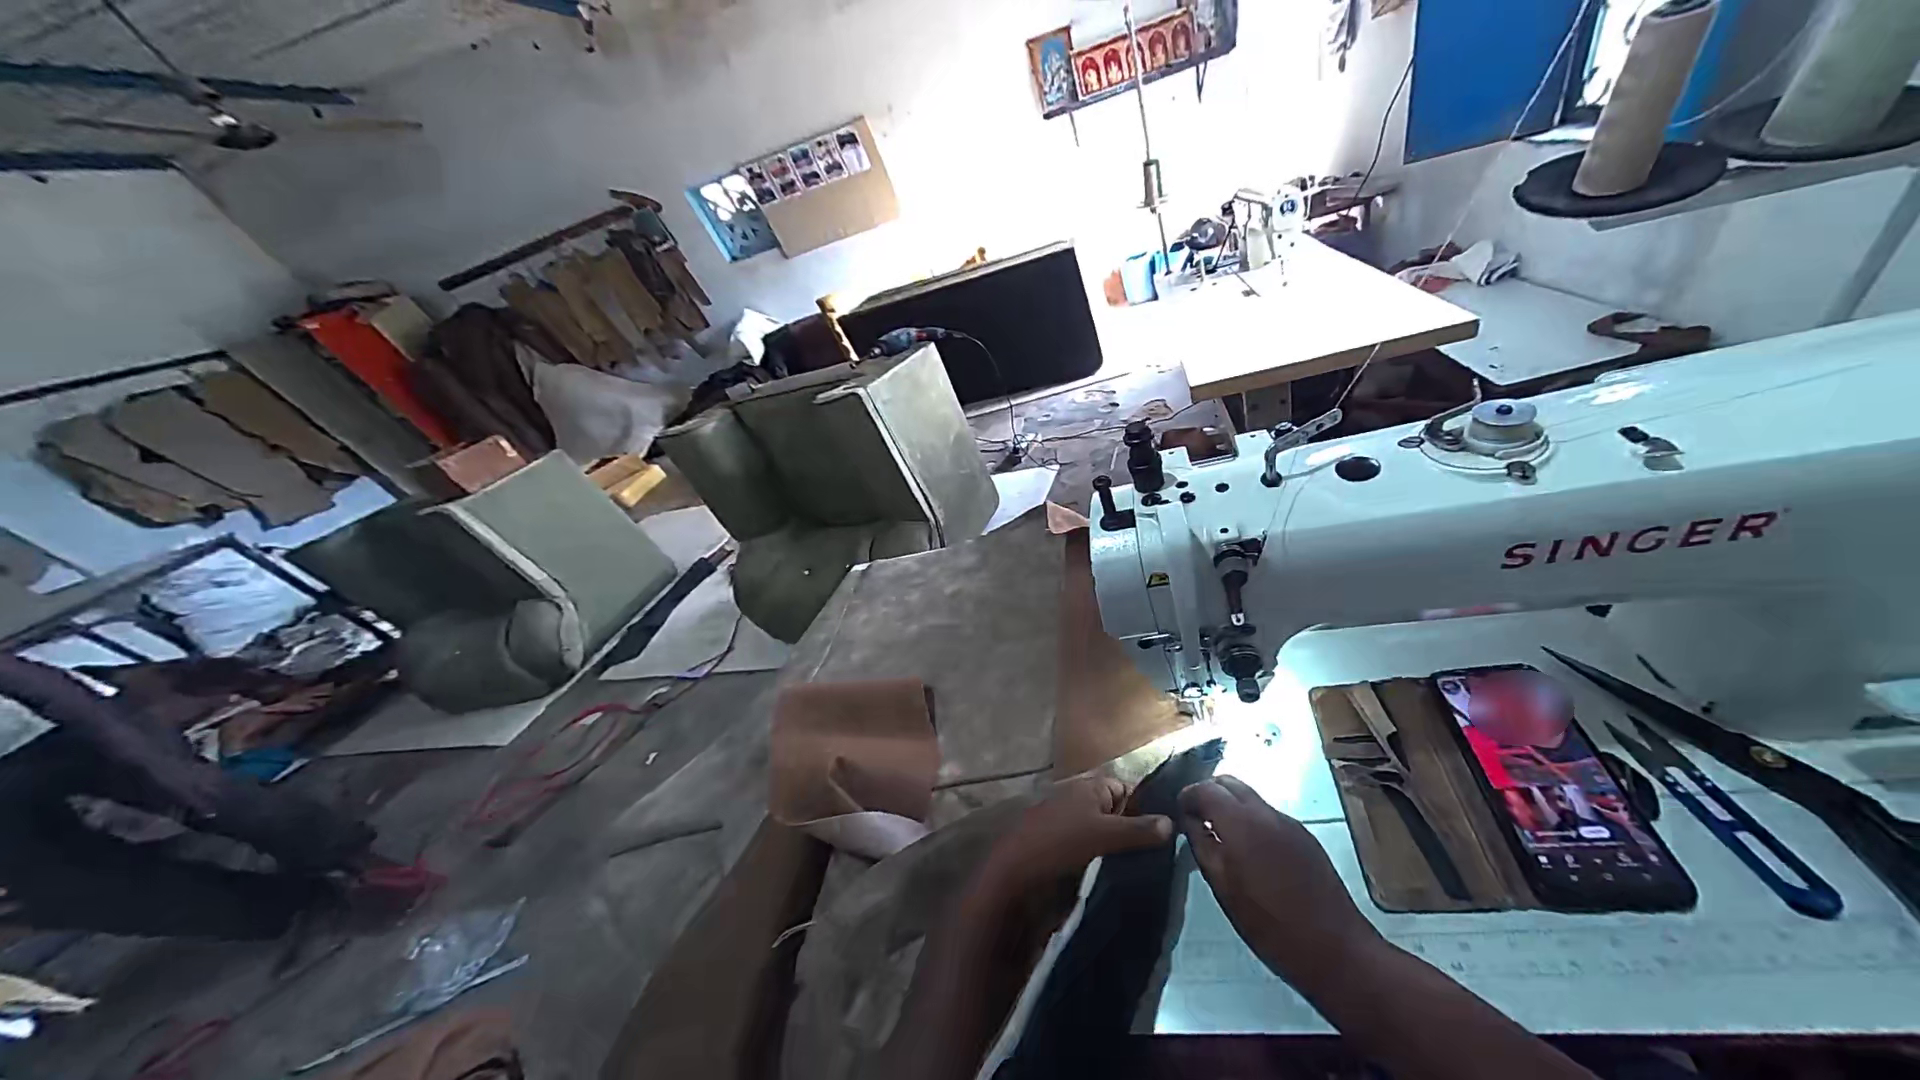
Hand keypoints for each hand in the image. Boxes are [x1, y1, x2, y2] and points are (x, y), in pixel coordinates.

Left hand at [981, 776, 1173, 896]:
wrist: (1016, 870)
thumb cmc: (1061, 842)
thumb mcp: (1105, 834)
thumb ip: (1138, 829)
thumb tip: (1171, 821)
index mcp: (1089, 787)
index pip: (1125, 789)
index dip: (1143, 807)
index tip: (1164, 831)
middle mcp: (1078, 798)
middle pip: (1115, 810)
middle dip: (1133, 828)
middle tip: (1160, 853)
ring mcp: (1067, 821)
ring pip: (1103, 830)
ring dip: (1118, 845)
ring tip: (1144, 867)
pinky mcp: (1059, 843)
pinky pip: (1089, 845)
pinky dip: (1101, 856)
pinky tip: (1115, 873)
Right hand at [1179, 776, 1381, 982]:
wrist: (1336, 950)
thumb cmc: (1270, 925)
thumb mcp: (1222, 888)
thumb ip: (1202, 846)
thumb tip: (1190, 822)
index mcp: (1242, 823)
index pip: (1205, 788)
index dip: (1188, 796)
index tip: (1180, 813)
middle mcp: (1266, 813)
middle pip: (1229, 783)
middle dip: (1208, 794)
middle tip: (1198, 819)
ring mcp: (1290, 823)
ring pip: (1250, 796)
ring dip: (1230, 805)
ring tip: (1222, 835)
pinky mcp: (1306, 836)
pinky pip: (1269, 814)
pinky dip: (1251, 819)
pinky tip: (1251, 850)